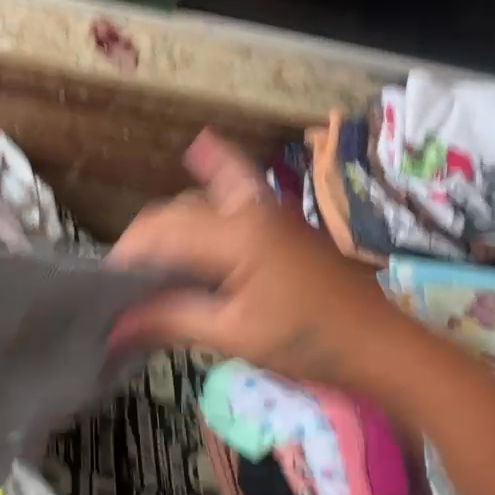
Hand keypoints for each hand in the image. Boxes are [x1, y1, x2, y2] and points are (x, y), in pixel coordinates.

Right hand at [107, 129, 424, 389]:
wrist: (385, 347)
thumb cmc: (311, 343)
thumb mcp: (234, 336)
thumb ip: (169, 319)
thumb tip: (113, 327)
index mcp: (234, 235)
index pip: (159, 233)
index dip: (127, 259)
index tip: (109, 291)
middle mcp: (246, 208)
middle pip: (172, 215)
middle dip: (144, 246)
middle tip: (129, 288)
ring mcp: (266, 208)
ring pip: (197, 203)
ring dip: (170, 226)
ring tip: (154, 265)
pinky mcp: (279, 217)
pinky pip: (238, 184)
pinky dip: (215, 168)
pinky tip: (199, 147)